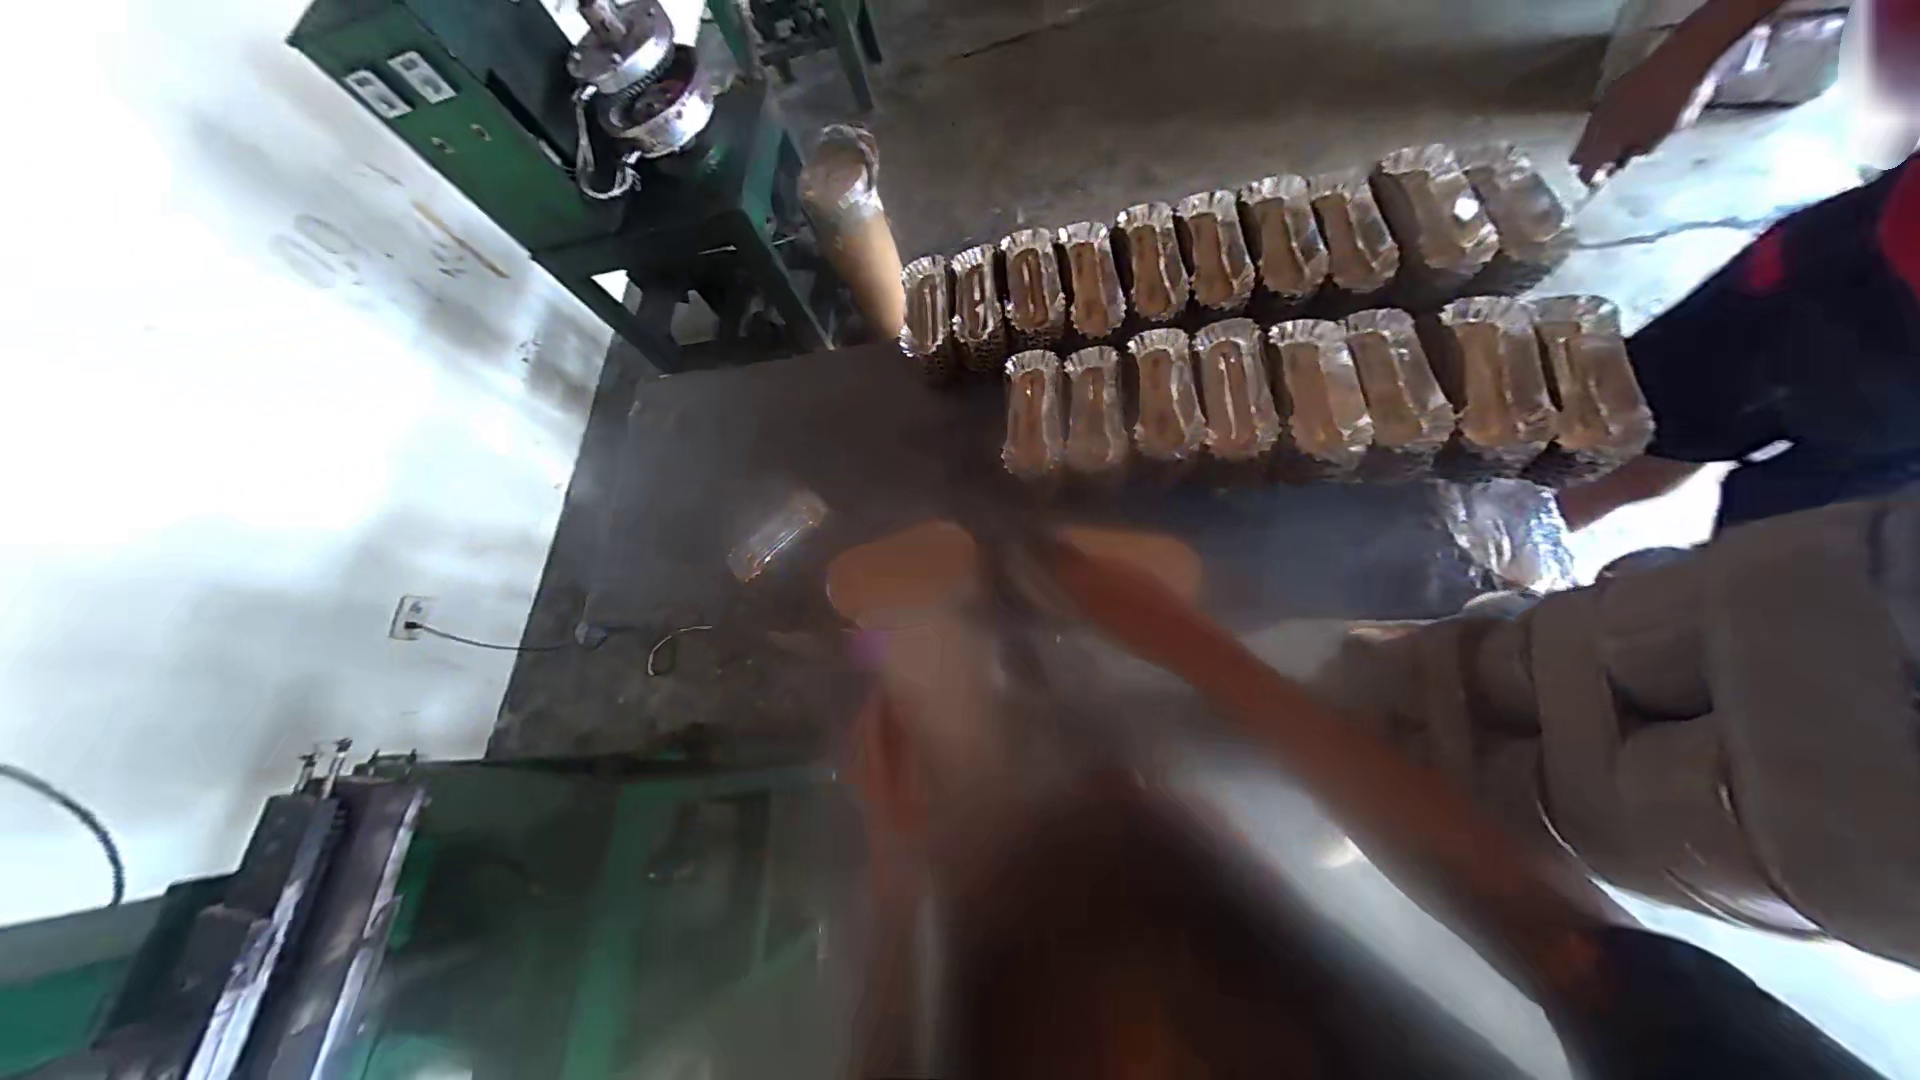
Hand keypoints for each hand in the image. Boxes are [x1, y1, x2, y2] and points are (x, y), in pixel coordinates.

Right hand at [1572, 56, 1709, 184]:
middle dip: (1592, 160)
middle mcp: (1591, 131)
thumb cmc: (1674, 103)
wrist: (1684, 56)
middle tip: (1612, 160)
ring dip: (1601, 140)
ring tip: (1624, 138)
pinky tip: (1631, 116)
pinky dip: (1612, 121)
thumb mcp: (1659, 136)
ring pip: (1590, 134)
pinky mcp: (1613, 90)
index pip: (1585, 174)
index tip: (1605, 181)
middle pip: (1580, 155)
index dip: (1594, 179)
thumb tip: (1620, 163)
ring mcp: (1600, 109)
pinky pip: (1603, 114)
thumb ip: (1634, 153)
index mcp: (1599, 147)